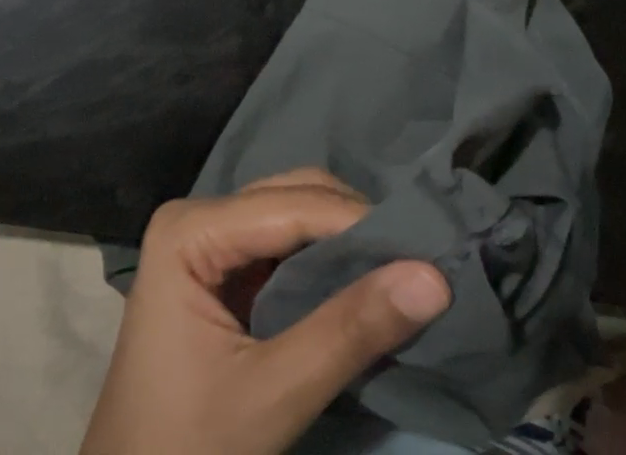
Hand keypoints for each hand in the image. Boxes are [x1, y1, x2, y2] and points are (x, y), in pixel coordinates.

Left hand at [81, 168, 451, 454]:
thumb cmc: (190, 442)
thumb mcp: (275, 393)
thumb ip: (349, 331)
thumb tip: (436, 278)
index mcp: (191, 230)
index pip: (295, 205)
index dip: (364, 224)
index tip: (432, 254)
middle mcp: (198, 217)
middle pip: (296, 196)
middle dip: (359, 226)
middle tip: (422, 262)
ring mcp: (210, 241)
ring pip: (297, 214)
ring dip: (350, 241)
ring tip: (405, 271)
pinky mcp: (224, 269)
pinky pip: (288, 244)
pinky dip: (330, 260)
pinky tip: (367, 284)